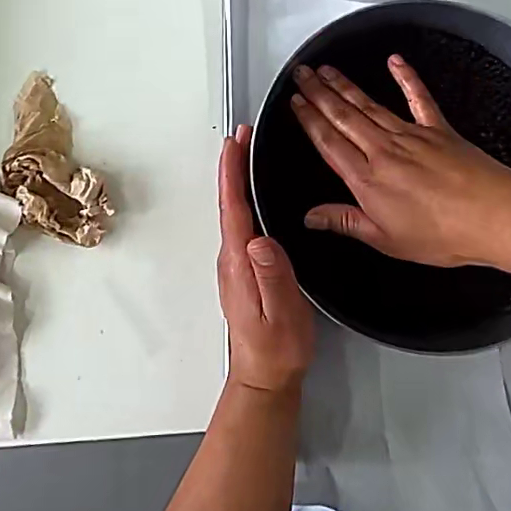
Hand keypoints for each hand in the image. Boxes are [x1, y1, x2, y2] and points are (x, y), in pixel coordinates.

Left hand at [218, 124, 314, 393]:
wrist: (263, 373)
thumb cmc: (276, 347)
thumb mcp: (283, 314)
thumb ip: (273, 277)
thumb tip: (260, 240)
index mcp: (240, 262)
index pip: (233, 209)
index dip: (232, 174)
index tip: (235, 144)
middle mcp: (231, 258)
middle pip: (228, 203)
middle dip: (231, 167)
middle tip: (239, 137)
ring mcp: (234, 263)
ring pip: (232, 212)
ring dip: (234, 180)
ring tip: (242, 154)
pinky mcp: (242, 269)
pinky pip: (239, 224)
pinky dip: (240, 201)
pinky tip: (248, 195)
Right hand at [288, 55, 510, 266]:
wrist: (496, 217)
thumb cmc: (445, 232)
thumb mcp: (384, 238)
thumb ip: (344, 222)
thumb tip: (313, 218)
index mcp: (367, 179)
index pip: (328, 141)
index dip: (308, 119)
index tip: (295, 103)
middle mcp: (384, 151)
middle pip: (342, 115)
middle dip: (318, 93)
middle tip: (301, 75)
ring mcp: (411, 136)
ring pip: (368, 104)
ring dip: (344, 85)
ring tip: (326, 70)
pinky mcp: (438, 131)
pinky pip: (418, 98)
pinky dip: (406, 77)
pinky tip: (395, 62)